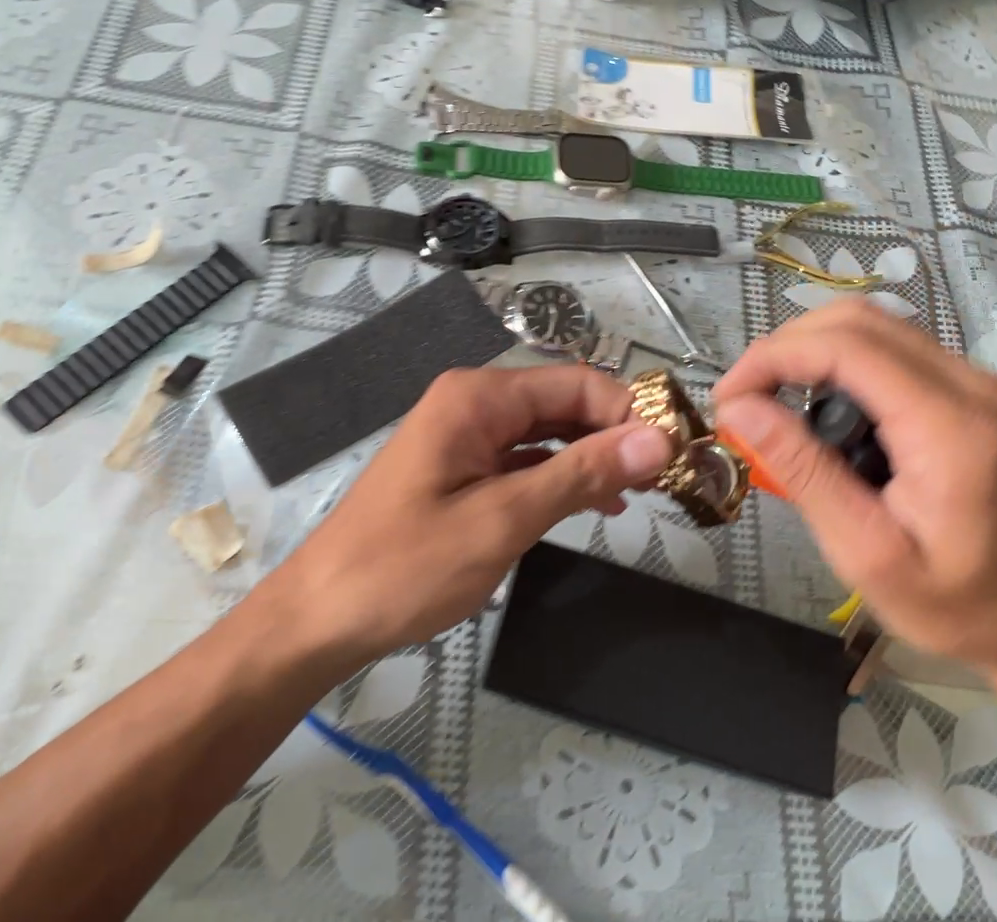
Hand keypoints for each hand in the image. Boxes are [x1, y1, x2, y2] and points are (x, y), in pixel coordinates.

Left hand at [261, 365, 674, 662]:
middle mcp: (470, 405)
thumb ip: (580, 474)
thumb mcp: (503, 519)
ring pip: (545, 434)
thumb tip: (657, 439)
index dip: (629, 414)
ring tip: (639, 495)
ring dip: (591, 459)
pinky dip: (558, 479)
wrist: (323, 614)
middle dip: (614, 436)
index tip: (674, 456)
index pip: (575, 383)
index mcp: (476, 398)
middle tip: (666, 481)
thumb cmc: (406, 565)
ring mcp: (462, 439)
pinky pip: (521, 462)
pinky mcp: (458, 473)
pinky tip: (593, 505)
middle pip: (561, 404)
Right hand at [713, 299, 996, 676]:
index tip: (727, 397)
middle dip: (787, 347)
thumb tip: (739, 409)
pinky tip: (822, 411)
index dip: (774, 356)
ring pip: (878, 327)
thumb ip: (803, 471)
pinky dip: (843, 365)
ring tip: (773, 405)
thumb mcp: (865, 551)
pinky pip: (897, 352)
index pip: (848, 347)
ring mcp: (981, 385)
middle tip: (744, 401)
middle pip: (862, 321)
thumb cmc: (953, 604)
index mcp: (952, 428)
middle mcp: (975, 387)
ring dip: (812, 353)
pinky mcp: (977, 394)